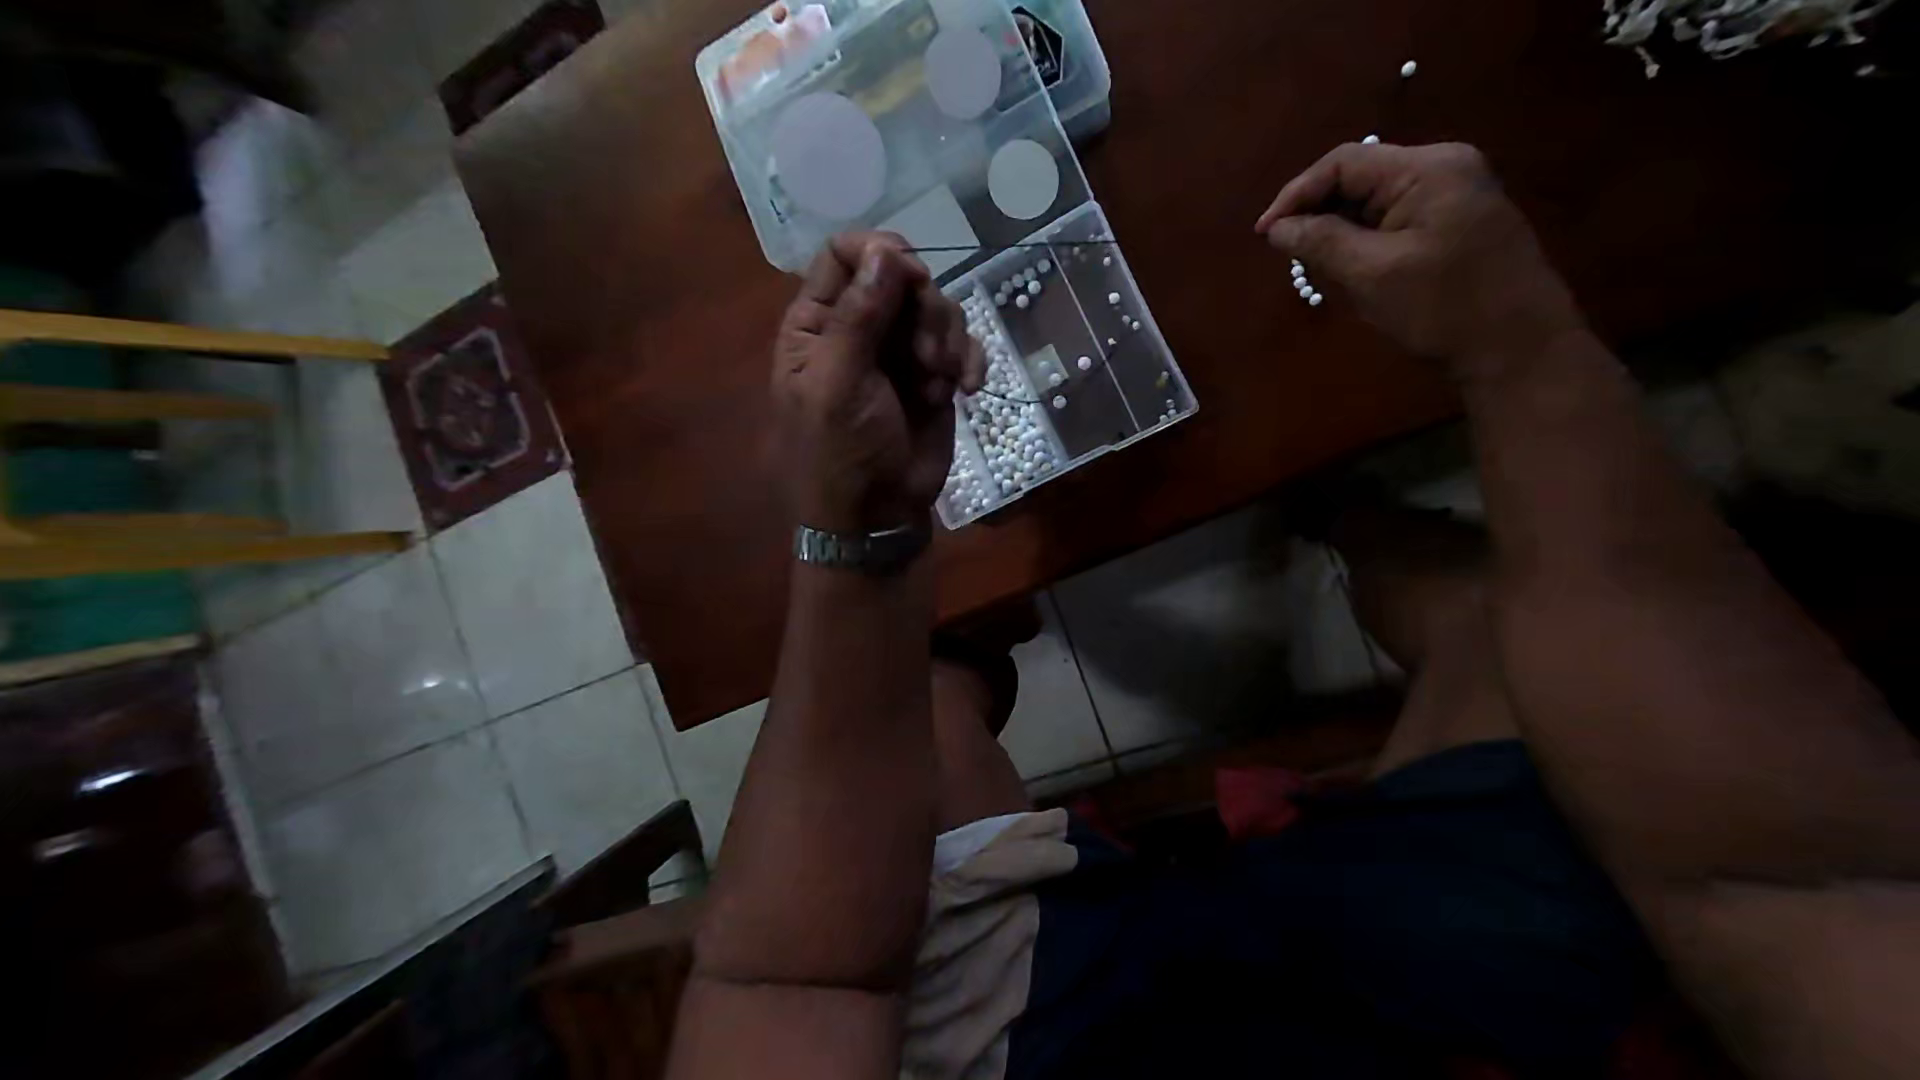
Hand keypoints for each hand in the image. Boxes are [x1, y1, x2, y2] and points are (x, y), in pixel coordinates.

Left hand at [772, 232, 984, 533]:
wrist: (877, 517)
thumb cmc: (840, 454)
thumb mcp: (839, 384)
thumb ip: (859, 316)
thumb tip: (886, 249)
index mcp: (817, 324)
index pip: (843, 255)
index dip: (880, 253)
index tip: (912, 276)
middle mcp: (859, 329)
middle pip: (901, 277)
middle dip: (924, 309)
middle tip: (928, 355)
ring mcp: (900, 353)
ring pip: (937, 308)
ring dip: (948, 339)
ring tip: (940, 383)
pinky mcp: (935, 377)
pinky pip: (962, 345)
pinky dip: (970, 360)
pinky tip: (969, 390)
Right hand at [1255, 142, 1587, 380]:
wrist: (1517, 345)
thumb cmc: (1443, 307)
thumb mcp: (1372, 274)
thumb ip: (1321, 242)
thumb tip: (1277, 228)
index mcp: (1426, 169)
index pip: (1343, 163)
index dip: (1295, 195)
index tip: (1263, 235)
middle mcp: (1442, 168)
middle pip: (1358, 177)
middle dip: (1315, 212)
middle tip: (1283, 253)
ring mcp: (1452, 194)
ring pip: (1372, 200)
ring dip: (1336, 228)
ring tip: (1310, 264)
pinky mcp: (1452, 222)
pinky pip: (1392, 219)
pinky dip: (1361, 238)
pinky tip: (1346, 267)